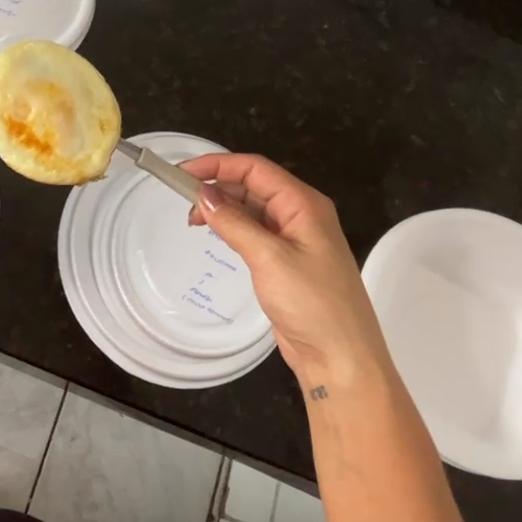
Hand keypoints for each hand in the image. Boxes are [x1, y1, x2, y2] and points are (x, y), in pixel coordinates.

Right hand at [179, 153, 391, 389]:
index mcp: (304, 205)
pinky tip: (214, 235)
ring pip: (251, 208)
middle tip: (182, 202)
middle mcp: (300, 215)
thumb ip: (235, 223)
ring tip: (193, 222)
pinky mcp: (285, 260)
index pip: (255, 169)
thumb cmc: (312, 303)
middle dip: (217, 186)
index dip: (217, 165)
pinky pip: (253, 230)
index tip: (181, 173)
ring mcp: (294, 238)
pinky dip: (231, 227)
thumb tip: (204, 195)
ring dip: (222, 208)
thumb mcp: (269, 258)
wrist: (340, 356)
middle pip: (253, 185)